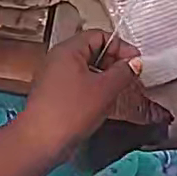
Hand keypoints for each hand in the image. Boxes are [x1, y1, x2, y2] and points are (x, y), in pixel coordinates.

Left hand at [14, 30, 144, 161]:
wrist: (40, 140)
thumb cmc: (70, 111)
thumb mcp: (104, 89)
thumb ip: (123, 72)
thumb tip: (135, 63)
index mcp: (68, 50)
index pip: (98, 35)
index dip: (120, 46)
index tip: (136, 61)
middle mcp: (58, 59)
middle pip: (92, 50)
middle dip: (114, 61)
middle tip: (131, 75)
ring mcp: (54, 76)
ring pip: (86, 68)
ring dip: (106, 75)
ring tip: (122, 89)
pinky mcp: (54, 93)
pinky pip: (78, 83)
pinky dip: (94, 87)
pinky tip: (105, 101)